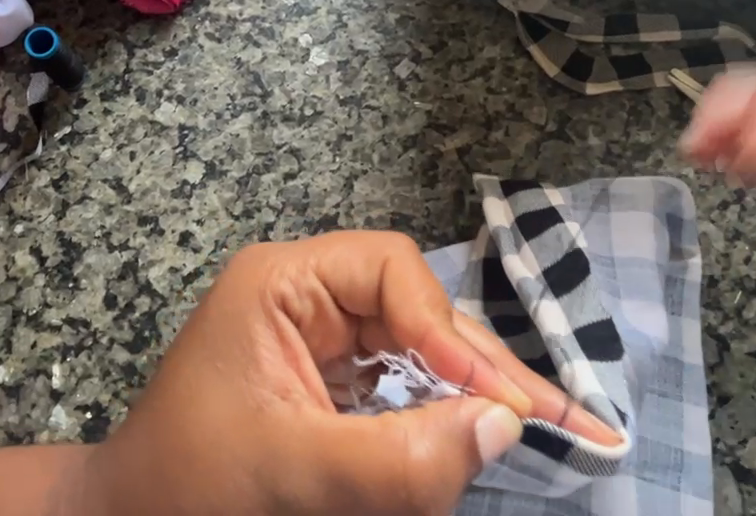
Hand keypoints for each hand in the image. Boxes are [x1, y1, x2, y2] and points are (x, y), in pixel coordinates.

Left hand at [87, 232, 616, 515]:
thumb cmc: (191, 485)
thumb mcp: (295, 473)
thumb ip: (398, 458)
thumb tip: (502, 425)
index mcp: (282, 282)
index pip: (387, 269)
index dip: (446, 328)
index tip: (496, 402)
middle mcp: (303, 295)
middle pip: (411, 309)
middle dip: (477, 367)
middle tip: (564, 424)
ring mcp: (314, 336)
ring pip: (412, 348)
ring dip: (468, 392)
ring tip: (548, 430)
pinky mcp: (323, 379)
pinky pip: (394, 383)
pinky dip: (436, 416)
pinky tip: (478, 438)